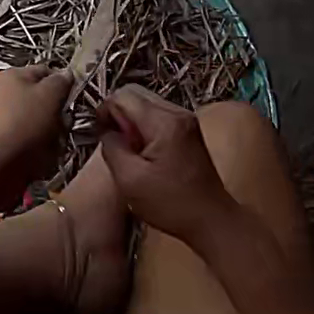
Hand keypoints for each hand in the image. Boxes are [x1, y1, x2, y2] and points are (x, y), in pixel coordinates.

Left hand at [0, 66, 72, 184]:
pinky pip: (32, 146)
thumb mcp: (49, 94)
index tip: (74, 100)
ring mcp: (4, 122)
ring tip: (50, 147)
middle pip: (45, 102)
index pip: (47, 72)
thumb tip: (67, 74)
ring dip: (52, 138)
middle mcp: (6, 96)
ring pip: (42, 127)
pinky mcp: (4, 147)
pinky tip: (40, 161)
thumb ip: (62, 82)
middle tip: (61, 126)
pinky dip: (40, 153)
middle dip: (59, 116)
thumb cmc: (23, 123)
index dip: (64, 84)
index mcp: (14, 76)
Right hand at [96, 86, 235, 242]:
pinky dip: (145, 126)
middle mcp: (177, 112)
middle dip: (118, 114)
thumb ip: (112, 148)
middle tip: (115, 143)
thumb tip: (106, 131)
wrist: (212, 219)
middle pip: (136, 93)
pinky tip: (144, 152)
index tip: (101, 134)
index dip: (105, 111)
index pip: (123, 95)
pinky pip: (158, 114)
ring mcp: (186, 119)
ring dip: (131, 120)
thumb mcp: (129, 180)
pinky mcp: (188, 129)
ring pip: (146, 102)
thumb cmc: (171, 204)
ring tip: (130, 150)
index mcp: (164, 122)